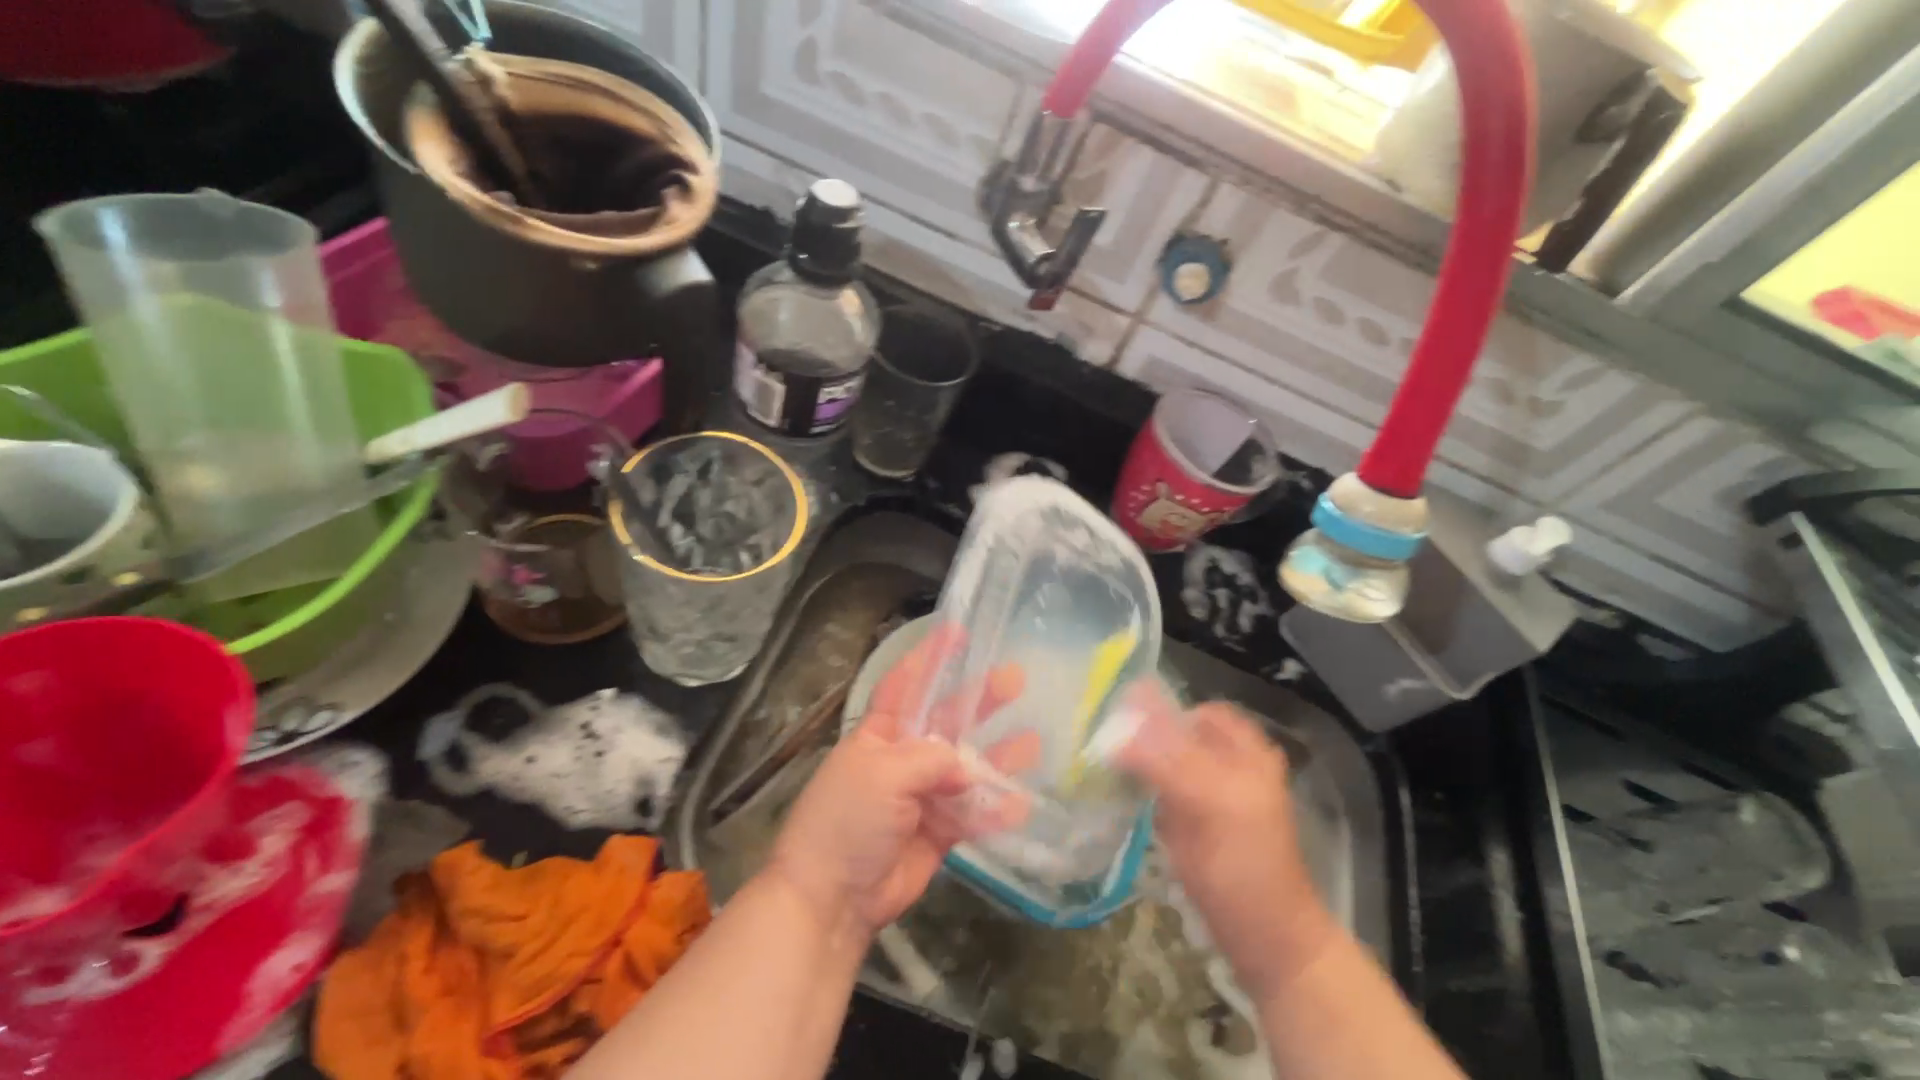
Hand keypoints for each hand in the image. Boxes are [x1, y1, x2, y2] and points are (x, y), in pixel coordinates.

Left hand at [764, 625, 1028, 939]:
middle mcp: (903, 760)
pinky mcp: (938, 833)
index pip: (906, 685)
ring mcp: (922, 798)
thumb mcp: (882, 774)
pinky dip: (995, 811)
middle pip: (948, 723)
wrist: (833, 896)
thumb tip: (967, 767)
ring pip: (968, 769)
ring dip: (998, 756)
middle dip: (979, 701)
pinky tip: (1021, 803)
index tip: (958, 630)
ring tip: (1034, 742)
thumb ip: (931, 760)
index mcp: (879, 736)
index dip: (930, 658)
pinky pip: (972, 815)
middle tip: (1015, 679)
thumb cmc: (847, 820)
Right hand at [1116, 691, 1338, 999]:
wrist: (1266, 940)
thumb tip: (1117, 724)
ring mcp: (1206, 798)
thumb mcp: (1211, 803)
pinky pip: (1156, 795)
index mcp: (1244, 752)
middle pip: (1175, 736)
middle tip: (1097, 739)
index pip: (1195, 711)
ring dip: (1133, 761)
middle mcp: (1226, 767)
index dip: (1160, 708)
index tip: (1117, 715)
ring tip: (1095, 762)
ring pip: (1163, 764)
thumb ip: (1166, 759)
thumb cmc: (1247, 867)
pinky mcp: (1188, 827)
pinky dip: (1135, 790)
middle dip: (1139, 735)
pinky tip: (1110, 794)